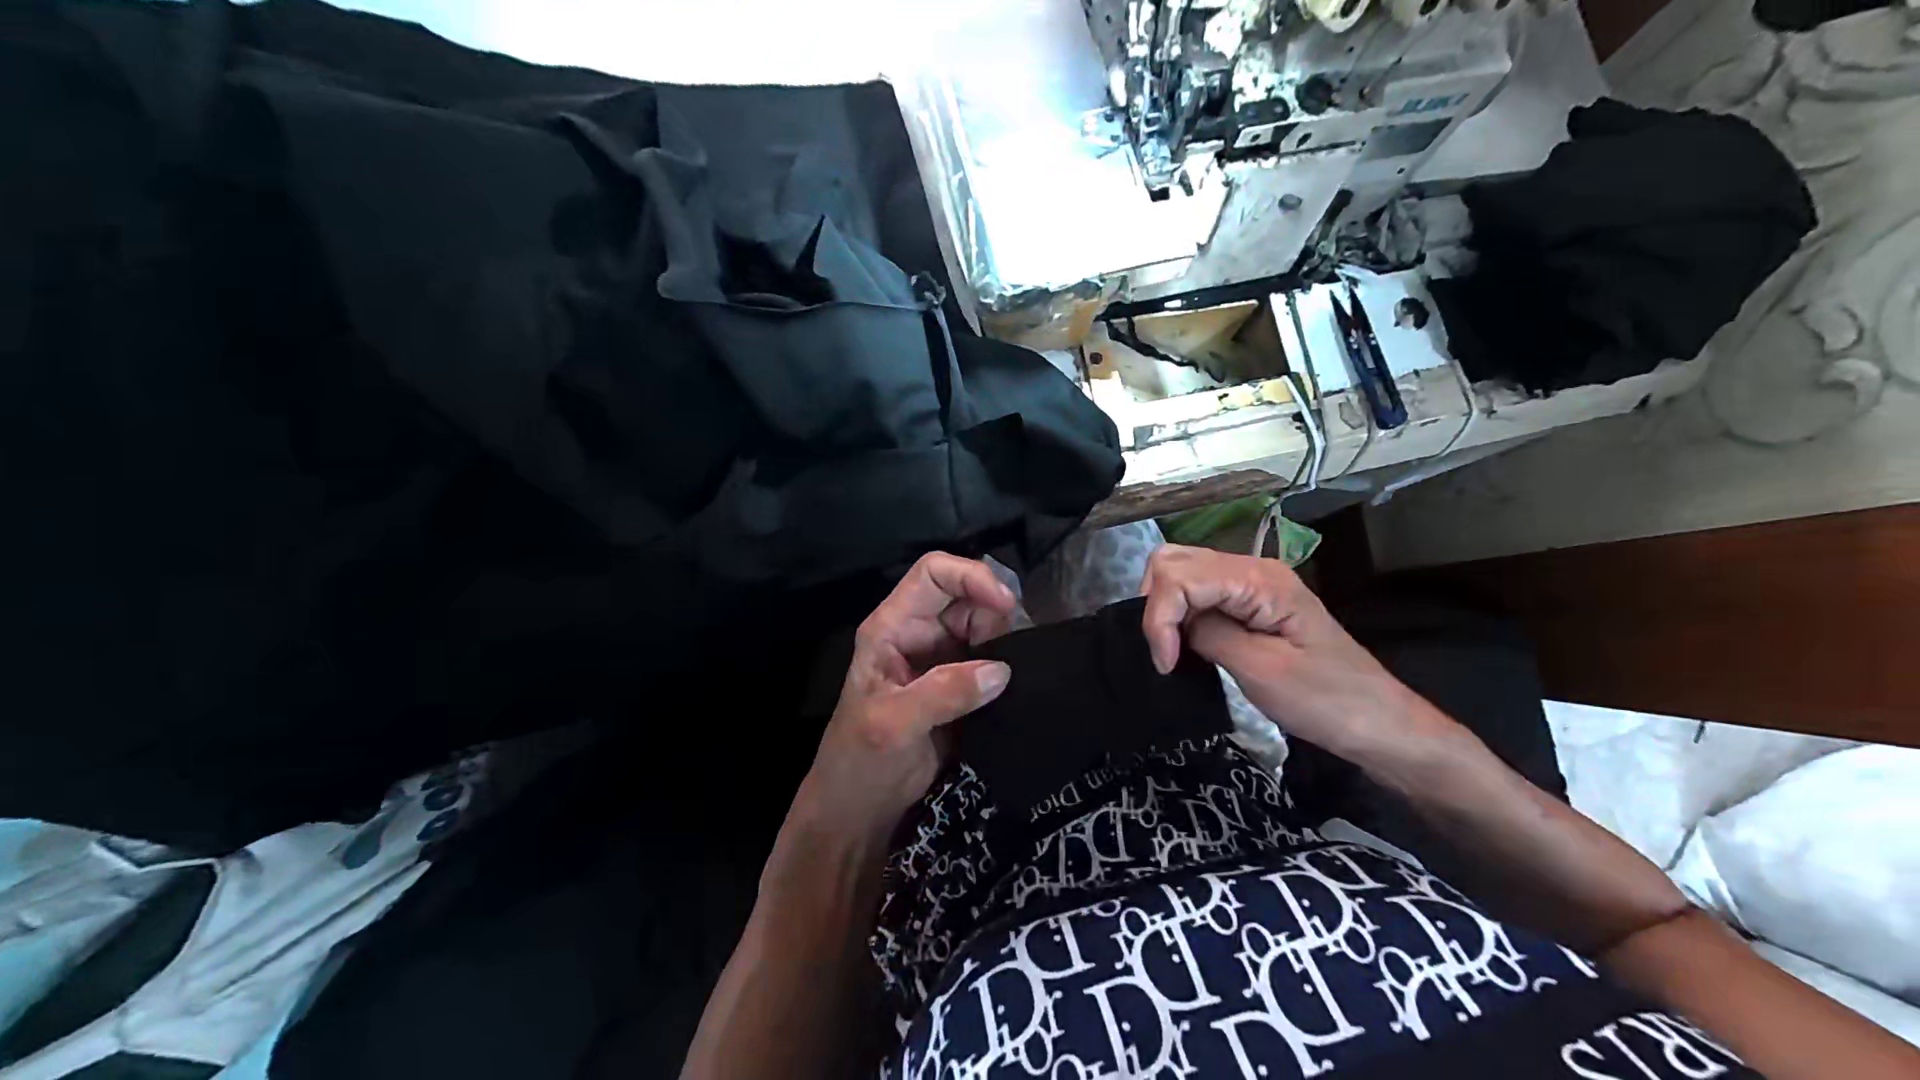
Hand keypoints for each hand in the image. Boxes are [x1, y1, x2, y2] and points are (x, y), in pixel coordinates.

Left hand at [793, 553, 1015, 844]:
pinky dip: (1009, 665)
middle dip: (997, 614)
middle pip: (968, 596)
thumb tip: (1000, 670)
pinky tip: (1020, 683)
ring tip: (1019, 670)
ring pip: (985, 626)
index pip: (934, 574)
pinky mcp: (959, 686)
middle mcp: (918, 633)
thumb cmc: (860, 761)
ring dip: (1007, 641)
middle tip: (1015, 652)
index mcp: (892, 627)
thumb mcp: (892, 725)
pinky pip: (992, 659)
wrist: (860, 810)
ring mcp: (941, 659)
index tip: (1006, 606)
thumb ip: (942, 693)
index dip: (971, 577)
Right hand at [1140, 544, 1451, 761]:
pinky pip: (1198, 593)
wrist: (1378, 723)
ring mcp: (1251, 584)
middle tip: (1163, 652)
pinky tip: (1185, 644)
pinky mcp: (1250, 602)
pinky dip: (1179, 615)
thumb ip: (1208, 634)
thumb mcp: (1261, 671)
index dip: (1160, 616)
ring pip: (1181, 572)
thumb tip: (1174, 624)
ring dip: (1165, 609)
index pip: (1180, 575)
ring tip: (1171, 650)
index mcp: (1259, 580)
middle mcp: (1252, 569)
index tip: (1165, 663)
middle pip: (1174, 561)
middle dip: (1156, 605)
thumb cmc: (1325, 701)